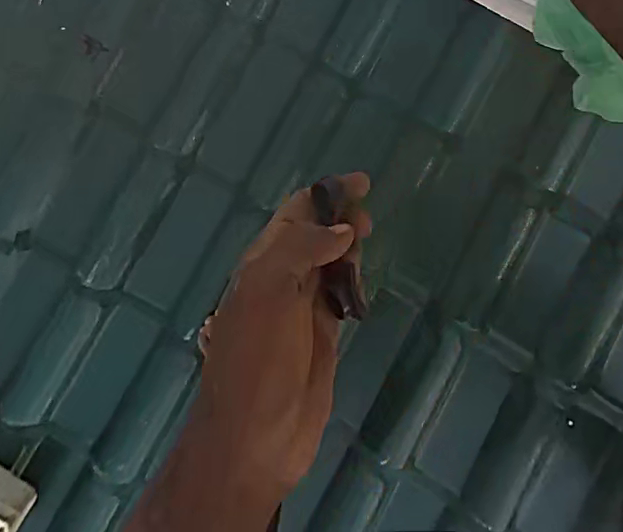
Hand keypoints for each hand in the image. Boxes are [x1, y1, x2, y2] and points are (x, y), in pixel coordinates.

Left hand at [187, 173, 372, 499]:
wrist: (254, 439)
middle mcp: (283, 278)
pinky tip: (363, 281)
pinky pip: (342, 292)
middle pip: (316, 232)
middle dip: (342, 217)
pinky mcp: (323, 332)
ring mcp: (303, 306)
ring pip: (331, 260)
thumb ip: (303, 249)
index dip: (327, 193)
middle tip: (369, 221)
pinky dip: (355, 278)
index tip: (362, 183)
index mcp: (263, 263)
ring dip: (350, 246)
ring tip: (367, 245)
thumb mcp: (267, 291)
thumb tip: (343, 229)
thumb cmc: (256, 359)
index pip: (296, 212)